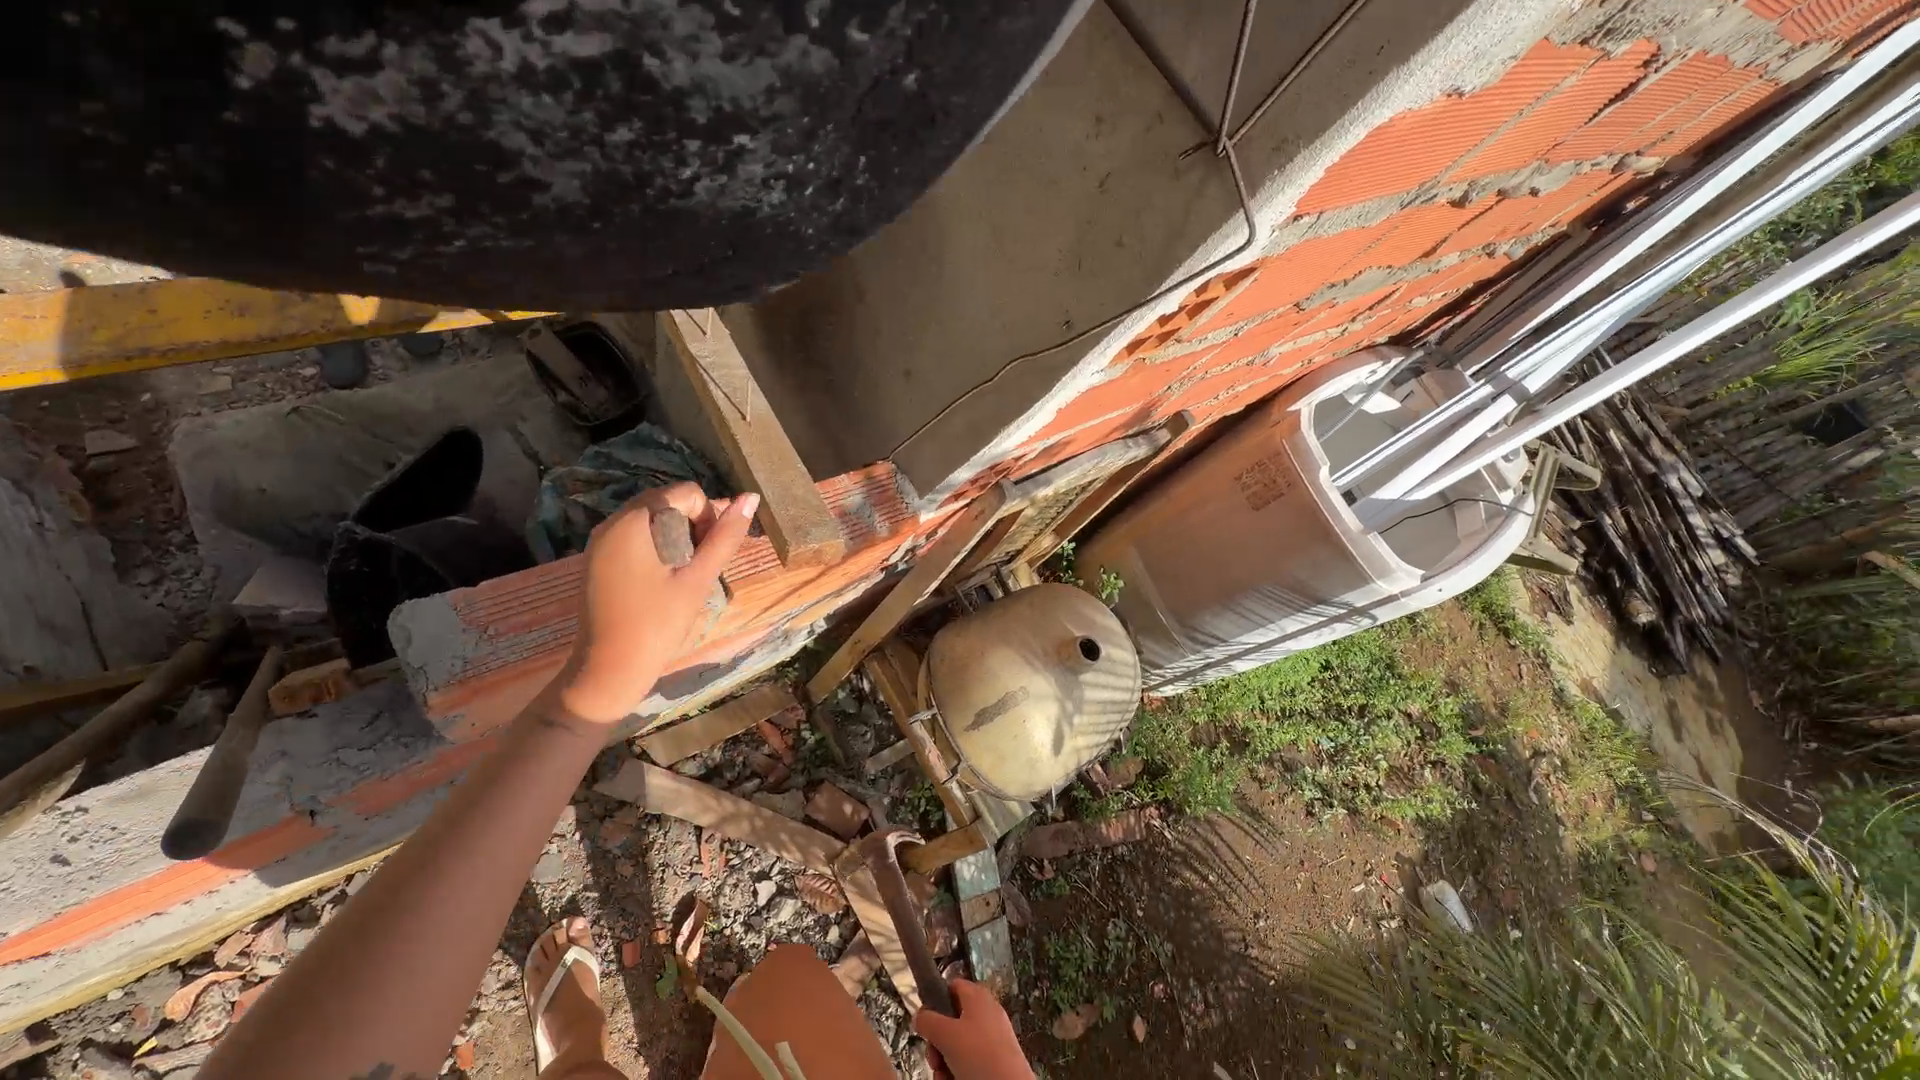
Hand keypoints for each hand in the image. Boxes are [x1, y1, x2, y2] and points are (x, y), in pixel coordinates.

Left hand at [555, 484, 756, 726]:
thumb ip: (725, 537)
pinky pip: (634, 537)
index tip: (707, 556)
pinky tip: (664, 581)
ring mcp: (599, 542)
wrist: (609, 669)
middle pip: (667, 502)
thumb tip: (752, 497)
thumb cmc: (658, 624)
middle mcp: (611, 522)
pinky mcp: (597, 560)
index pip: (687, 493)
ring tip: (683, 576)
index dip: (708, 518)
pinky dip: (656, 548)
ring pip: (652, 520)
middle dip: (692, 526)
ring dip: (677, 538)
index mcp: (633, 521)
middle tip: (698, 567)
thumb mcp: (699, 578)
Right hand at [913, 979, 1034, 1079]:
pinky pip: (969, 1061)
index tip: (925, 1022)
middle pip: (951, 1021)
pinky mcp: (995, 1060)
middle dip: (937, 1042)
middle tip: (934, 1058)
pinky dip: (958, 1071)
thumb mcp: (946, 1034)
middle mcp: (986, 1013)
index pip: (952, 986)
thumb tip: (920, 1016)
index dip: (936, 1000)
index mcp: (977, 997)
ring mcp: (992, 1038)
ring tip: (943, 1076)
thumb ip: (928, 1021)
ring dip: (944, 1061)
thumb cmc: (977, 1054)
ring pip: (958, 1045)